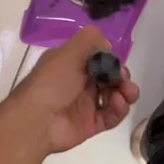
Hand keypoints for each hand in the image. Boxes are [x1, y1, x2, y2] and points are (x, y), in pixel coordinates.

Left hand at [7, 27, 140, 154]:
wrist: (36, 120)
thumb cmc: (51, 82)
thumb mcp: (68, 52)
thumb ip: (89, 40)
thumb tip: (107, 45)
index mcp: (72, 64)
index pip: (99, 58)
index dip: (112, 60)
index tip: (116, 63)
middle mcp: (80, 82)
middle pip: (110, 77)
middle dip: (122, 76)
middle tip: (123, 80)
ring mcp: (86, 104)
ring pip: (115, 96)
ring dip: (126, 92)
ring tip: (127, 92)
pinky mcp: (92, 124)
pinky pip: (112, 116)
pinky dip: (119, 109)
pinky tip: (118, 103)